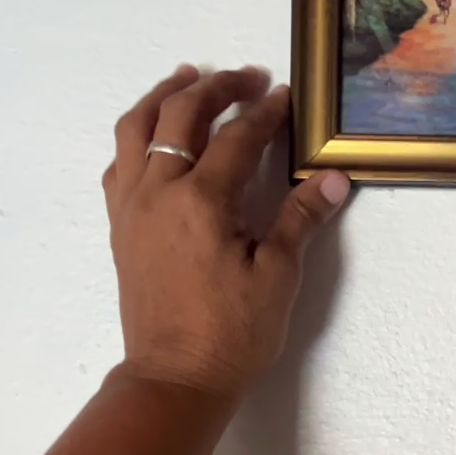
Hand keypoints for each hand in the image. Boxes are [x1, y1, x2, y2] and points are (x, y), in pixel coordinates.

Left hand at [102, 64, 350, 398]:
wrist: (176, 376)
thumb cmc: (232, 333)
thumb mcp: (277, 277)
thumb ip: (301, 220)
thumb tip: (334, 178)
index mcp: (202, 201)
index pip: (237, 139)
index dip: (265, 114)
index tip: (287, 98)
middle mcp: (158, 191)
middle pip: (180, 116)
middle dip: (216, 88)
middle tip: (247, 78)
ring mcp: (132, 206)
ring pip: (136, 127)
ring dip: (164, 96)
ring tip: (189, 80)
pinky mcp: (121, 226)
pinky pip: (120, 161)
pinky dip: (138, 135)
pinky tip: (156, 138)